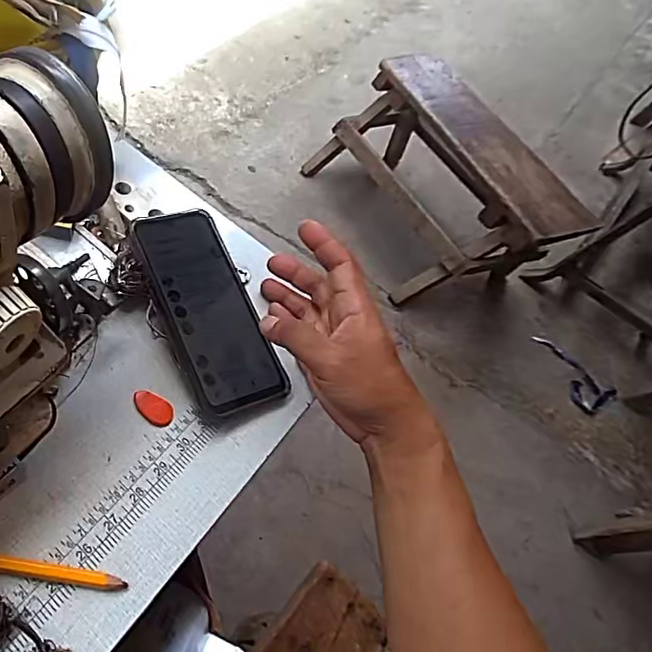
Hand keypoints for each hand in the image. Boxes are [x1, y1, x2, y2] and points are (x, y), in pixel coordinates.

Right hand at [259, 220, 437, 451]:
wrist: (383, 423)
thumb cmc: (376, 391)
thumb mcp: (330, 358)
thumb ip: (296, 337)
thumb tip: (270, 321)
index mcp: (356, 311)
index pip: (340, 266)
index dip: (323, 244)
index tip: (307, 229)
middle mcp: (345, 320)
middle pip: (318, 285)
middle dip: (296, 271)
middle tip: (275, 261)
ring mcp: (333, 338)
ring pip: (307, 308)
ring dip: (287, 297)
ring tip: (268, 287)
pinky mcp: (323, 356)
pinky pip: (299, 332)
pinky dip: (284, 325)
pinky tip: (273, 321)